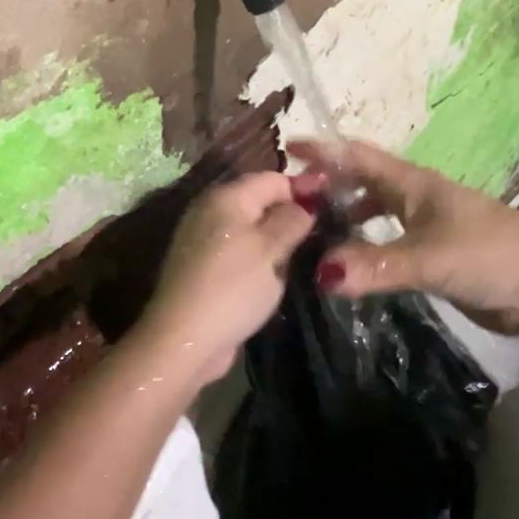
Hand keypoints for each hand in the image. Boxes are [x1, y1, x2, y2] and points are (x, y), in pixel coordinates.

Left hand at [137, 170, 319, 383]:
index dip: (304, 188)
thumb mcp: (271, 249)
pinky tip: (278, 277)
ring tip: (308, 257)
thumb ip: (293, 220)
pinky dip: (261, 260)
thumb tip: (306, 205)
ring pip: (253, 230)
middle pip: (261, 202)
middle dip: (292, 216)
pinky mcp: (205, 269)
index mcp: (226, 196)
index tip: (333, 205)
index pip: (273, 178)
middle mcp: (211, 210)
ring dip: (278, 242)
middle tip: (325, 235)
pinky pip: (242, 253)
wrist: (184, 340)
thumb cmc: (232, 287)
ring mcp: (204, 240)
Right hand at [291, 139, 518, 333]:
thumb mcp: (427, 260)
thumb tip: (320, 273)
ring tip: (313, 229)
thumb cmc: (488, 255)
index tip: (288, 146)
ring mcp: (429, 223)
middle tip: (291, 197)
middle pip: (365, 179)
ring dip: (346, 213)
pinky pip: (389, 238)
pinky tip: (352, 262)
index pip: (359, 156)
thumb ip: (375, 266)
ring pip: (377, 208)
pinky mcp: (437, 252)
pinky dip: (366, 242)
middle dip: (329, 182)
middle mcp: (417, 197)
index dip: (325, 150)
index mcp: (413, 184)